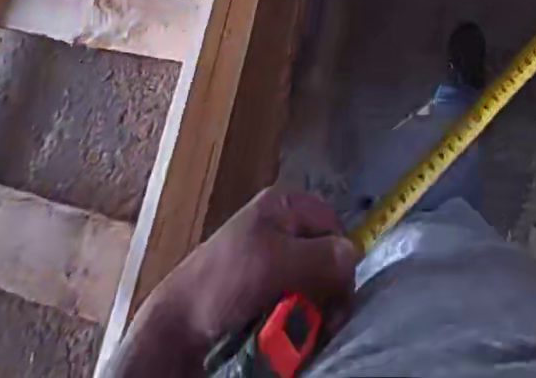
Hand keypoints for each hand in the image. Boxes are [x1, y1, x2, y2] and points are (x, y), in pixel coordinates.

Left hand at [106, 187, 356, 375]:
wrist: (181, 323)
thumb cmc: (225, 279)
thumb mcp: (273, 262)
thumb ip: (317, 256)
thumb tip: (354, 254)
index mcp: (282, 205)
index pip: (331, 223)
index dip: (339, 254)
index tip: (337, 289)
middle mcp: (281, 227)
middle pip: (326, 255)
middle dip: (328, 288)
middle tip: (323, 317)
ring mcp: (274, 258)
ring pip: (316, 283)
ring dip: (314, 308)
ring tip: (300, 327)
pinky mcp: (268, 288)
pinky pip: (299, 301)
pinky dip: (299, 317)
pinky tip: (287, 330)